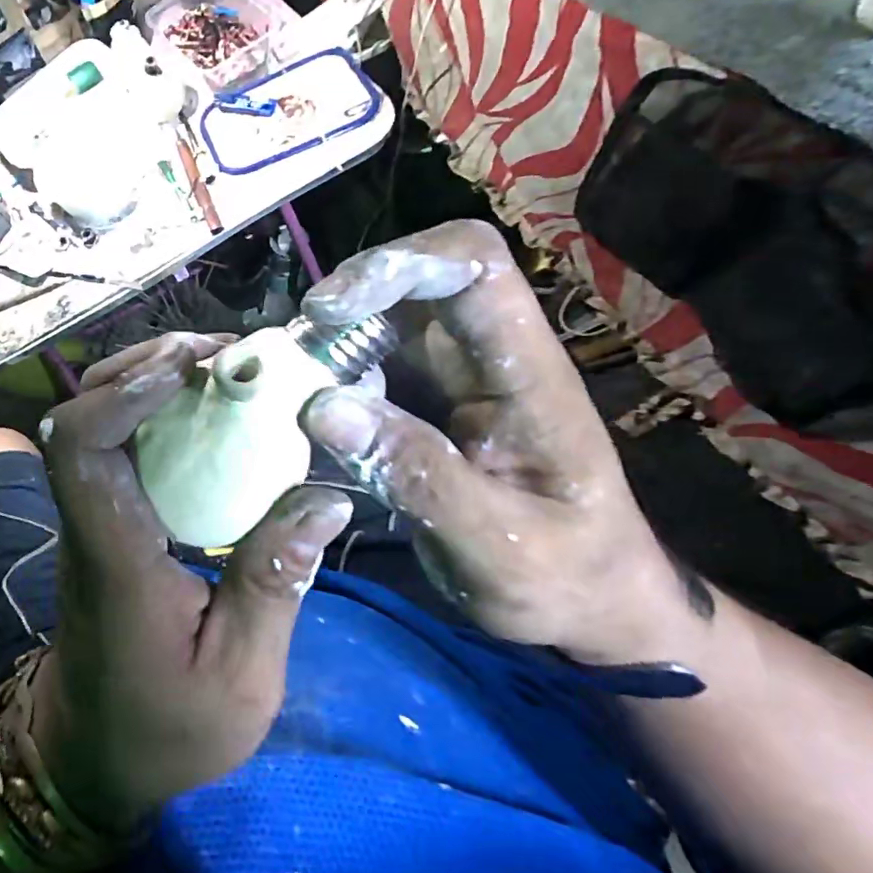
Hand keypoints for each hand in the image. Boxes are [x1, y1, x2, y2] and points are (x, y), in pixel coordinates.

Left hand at [32, 333, 353, 831]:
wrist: (94, 752)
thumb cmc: (165, 728)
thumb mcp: (239, 676)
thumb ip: (274, 583)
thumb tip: (323, 497)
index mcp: (113, 556)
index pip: (80, 448)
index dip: (123, 394)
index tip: (189, 371)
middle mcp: (88, 522)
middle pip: (80, 417)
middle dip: (144, 368)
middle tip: (224, 358)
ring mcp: (90, 519)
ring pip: (96, 423)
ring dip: (151, 382)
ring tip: (224, 372)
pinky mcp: (104, 523)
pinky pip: (118, 447)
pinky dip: (158, 415)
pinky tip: (210, 415)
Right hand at [299, 220, 708, 663]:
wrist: (593, 607)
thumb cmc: (566, 579)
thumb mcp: (495, 545)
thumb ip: (416, 475)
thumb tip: (320, 407)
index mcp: (524, 375)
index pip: (473, 270)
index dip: (397, 264)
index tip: (325, 310)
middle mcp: (482, 361)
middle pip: (414, 282)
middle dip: (344, 303)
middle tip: (289, 351)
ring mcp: (448, 382)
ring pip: (378, 323)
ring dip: (324, 344)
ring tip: (279, 386)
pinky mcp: (418, 408)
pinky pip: (361, 368)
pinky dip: (321, 379)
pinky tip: (295, 414)